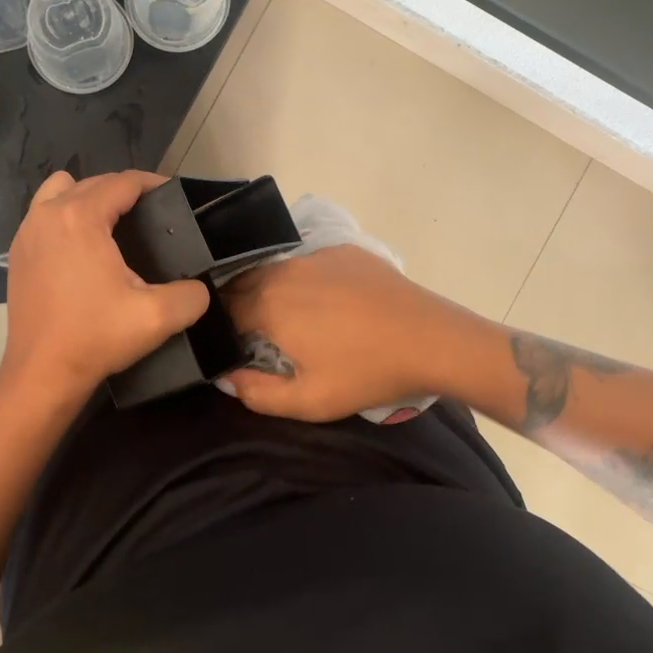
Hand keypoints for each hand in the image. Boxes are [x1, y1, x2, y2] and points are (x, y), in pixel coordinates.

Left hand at [0, 170, 209, 400]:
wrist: (42, 373)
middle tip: (152, 214)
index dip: (152, 184)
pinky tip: (83, 247)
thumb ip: (190, 295)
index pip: (122, 182)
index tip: (173, 196)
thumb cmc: (96, 337)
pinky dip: (64, 217)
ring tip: (112, 223)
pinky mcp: (17, 253)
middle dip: (123, 191)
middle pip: (92, 183)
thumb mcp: (158, 317)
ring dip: (87, 197)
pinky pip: (43, 215)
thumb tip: (198, 289)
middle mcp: (47, 214)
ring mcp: (26, 232)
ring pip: (60, 191)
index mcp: (80, 217)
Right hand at [221, 246, 463, 421]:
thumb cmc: (367, 372)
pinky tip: (324, 300)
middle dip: (239, 306)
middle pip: (243, 284)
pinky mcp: (343, 251)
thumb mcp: (310, 401)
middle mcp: (284, 272)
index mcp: (268, 306)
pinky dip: (302, 279)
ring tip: (286, 316)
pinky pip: (306, 262)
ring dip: (269, 290)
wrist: (431, 339)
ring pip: (274, 270)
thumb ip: (258, 393)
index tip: (231, 347)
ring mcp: (314, 256)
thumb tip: (228, 377)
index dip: (221, 330)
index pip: (224, 312)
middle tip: (252, 334)